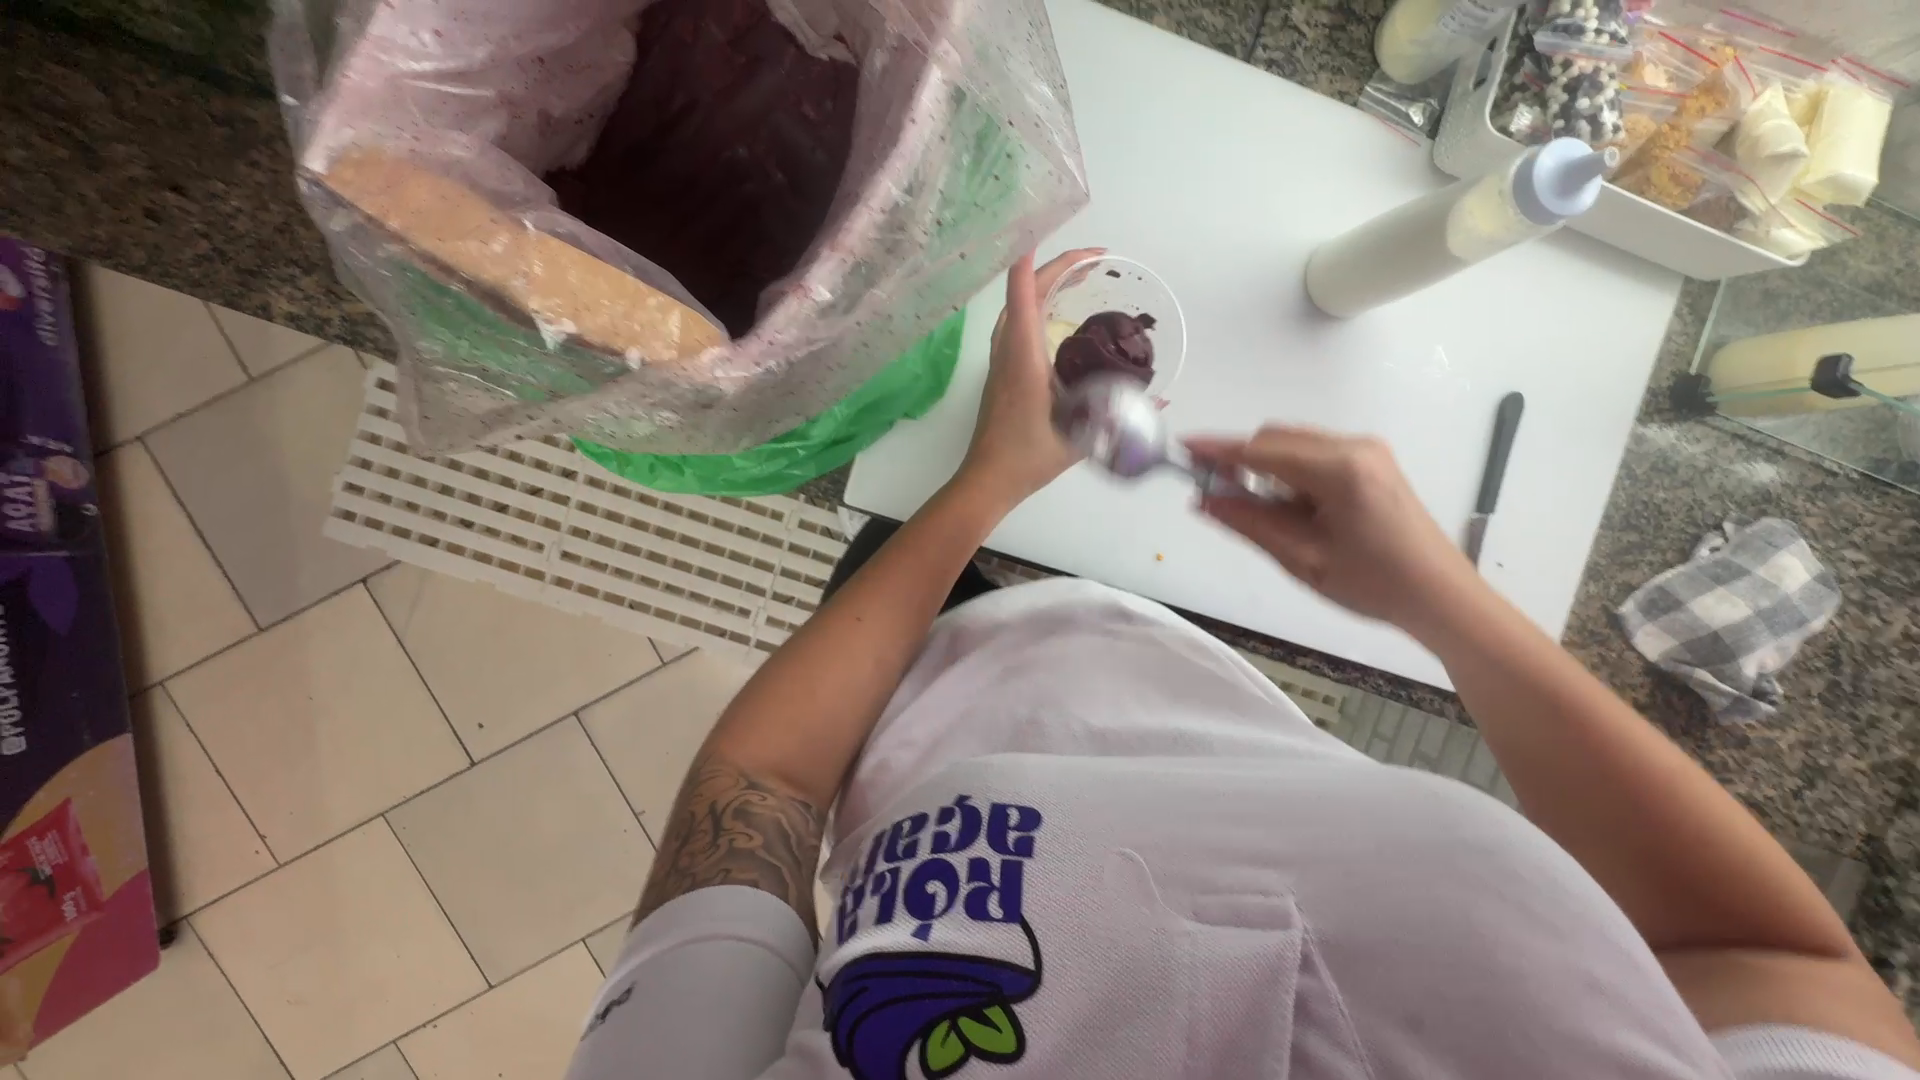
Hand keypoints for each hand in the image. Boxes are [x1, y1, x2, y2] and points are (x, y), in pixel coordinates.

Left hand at [953, 248, 1103, 509]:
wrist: (986, 482)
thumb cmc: (1027, 459)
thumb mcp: (1081, 438)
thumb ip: (1122, 417)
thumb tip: (1162, 401)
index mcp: (1022, 357)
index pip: (1023, 293)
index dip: (1042, 259)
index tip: (1071, 244)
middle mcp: (1006, 351)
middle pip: (1022, 292)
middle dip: (1057, 267)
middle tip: (1095, 262)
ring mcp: (998, 362)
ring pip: (1015, 309)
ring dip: (1042, 286)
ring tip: (1076, 280)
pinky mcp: (998, 375)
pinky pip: (1013, 326)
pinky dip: (1033, 308)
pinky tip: (1055, 320)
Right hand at [1187, 427, 1482, 639]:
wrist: (1440, 595)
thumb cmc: (1372, 584)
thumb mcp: (1300, 558)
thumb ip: (1247, 522)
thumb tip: (1201, 499)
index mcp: (1339, 469)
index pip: (1261, 450)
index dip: (1217, 450)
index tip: (1181, 449)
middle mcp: (1353, 446)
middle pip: (1275, 438)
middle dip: (1240, 460)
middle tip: (1213, 495)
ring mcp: (1366, 451)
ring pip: (1292, 444)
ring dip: (1263, 468)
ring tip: (1255, 511)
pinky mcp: (1371, 462)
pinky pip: (1312, 454)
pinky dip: (1287, 472)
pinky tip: (1287, 507)